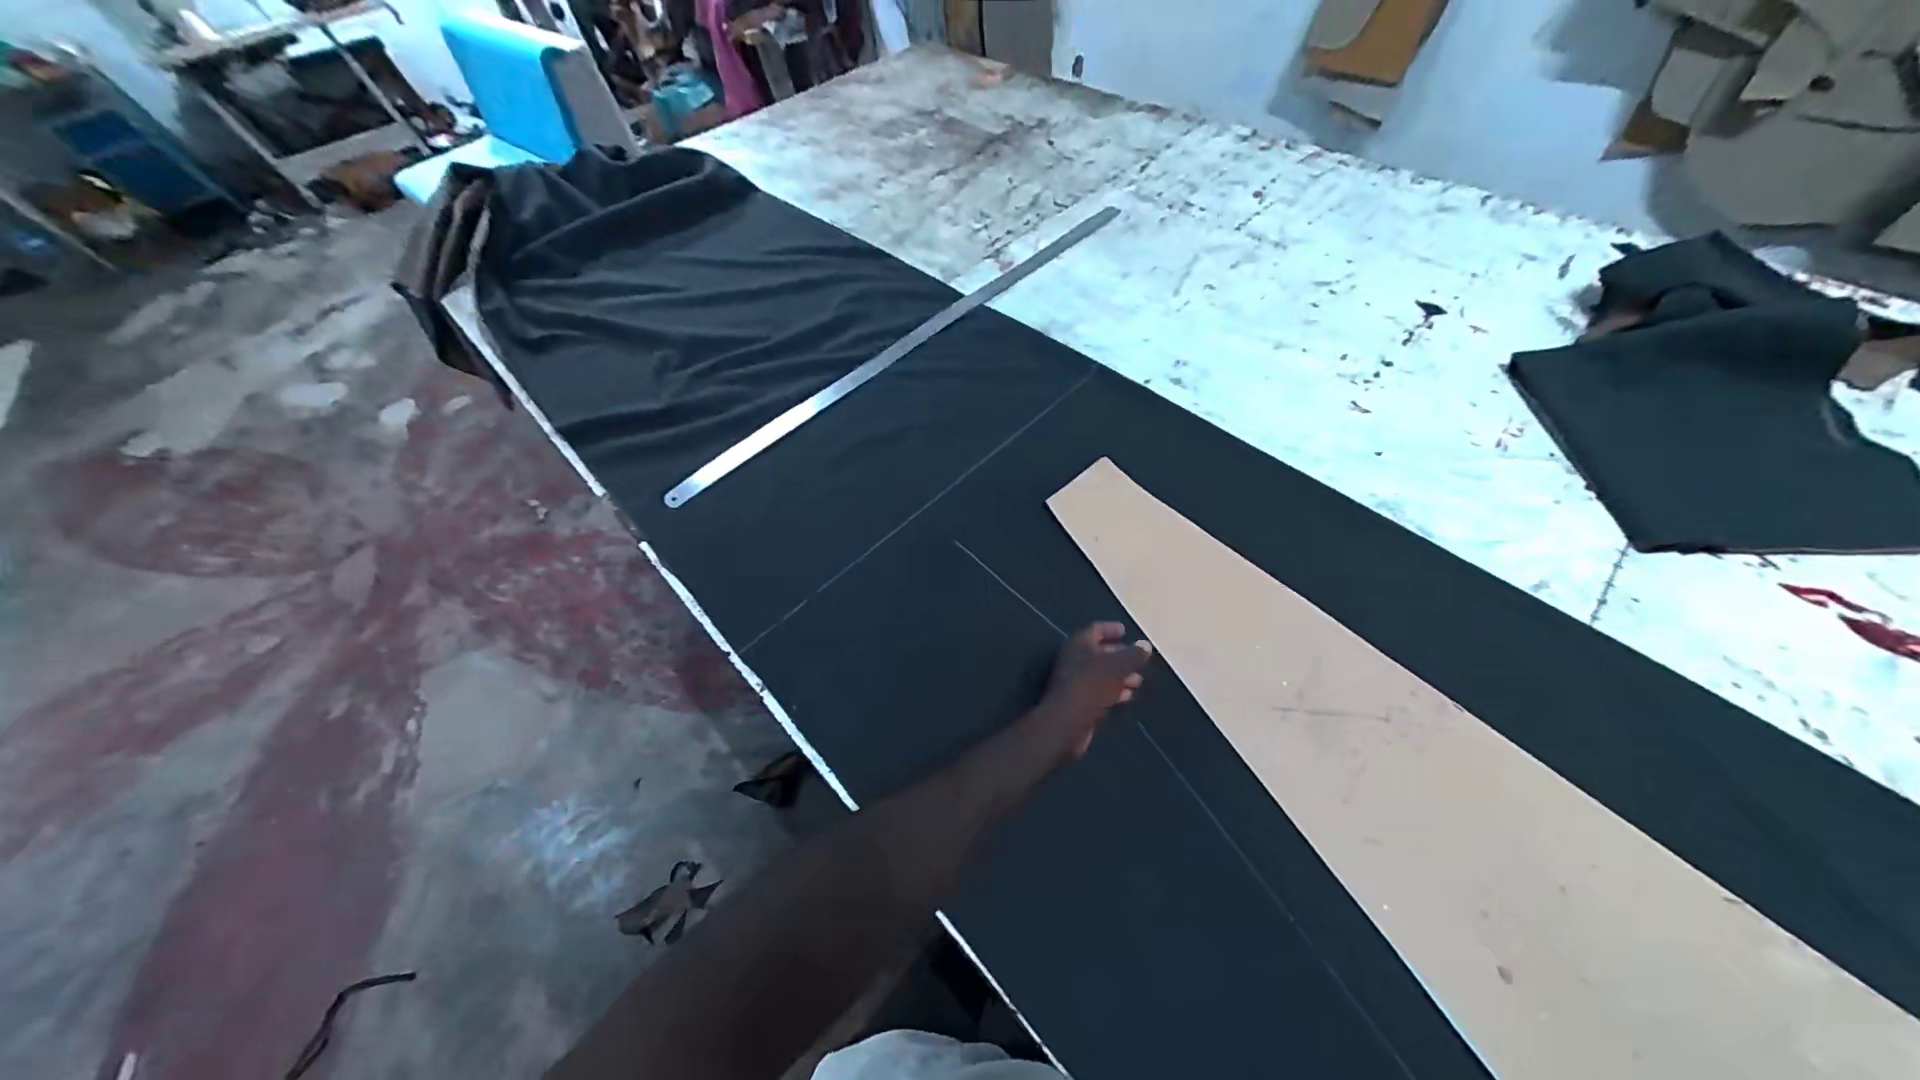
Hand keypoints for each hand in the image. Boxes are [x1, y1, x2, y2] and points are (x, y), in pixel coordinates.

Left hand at [1037, 622, 1152, 758]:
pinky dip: (1113, 691)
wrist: (1067, 722)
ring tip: (1138, 680)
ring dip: (1120, 676)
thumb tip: (1146, 645)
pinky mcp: (1079, 701)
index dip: (1110, 628)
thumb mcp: (1117, 667)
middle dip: (1120, 655)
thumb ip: (1133, 655)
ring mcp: (1075, 681)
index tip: (1125, 630)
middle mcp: (1074, 660)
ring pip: (1101, 674)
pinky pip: (1099, 691)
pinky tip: (1127, 696)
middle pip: (1099, 652)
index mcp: (1079, 644)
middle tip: (1138, 659)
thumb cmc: (1091, 685)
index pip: (1095, 630)